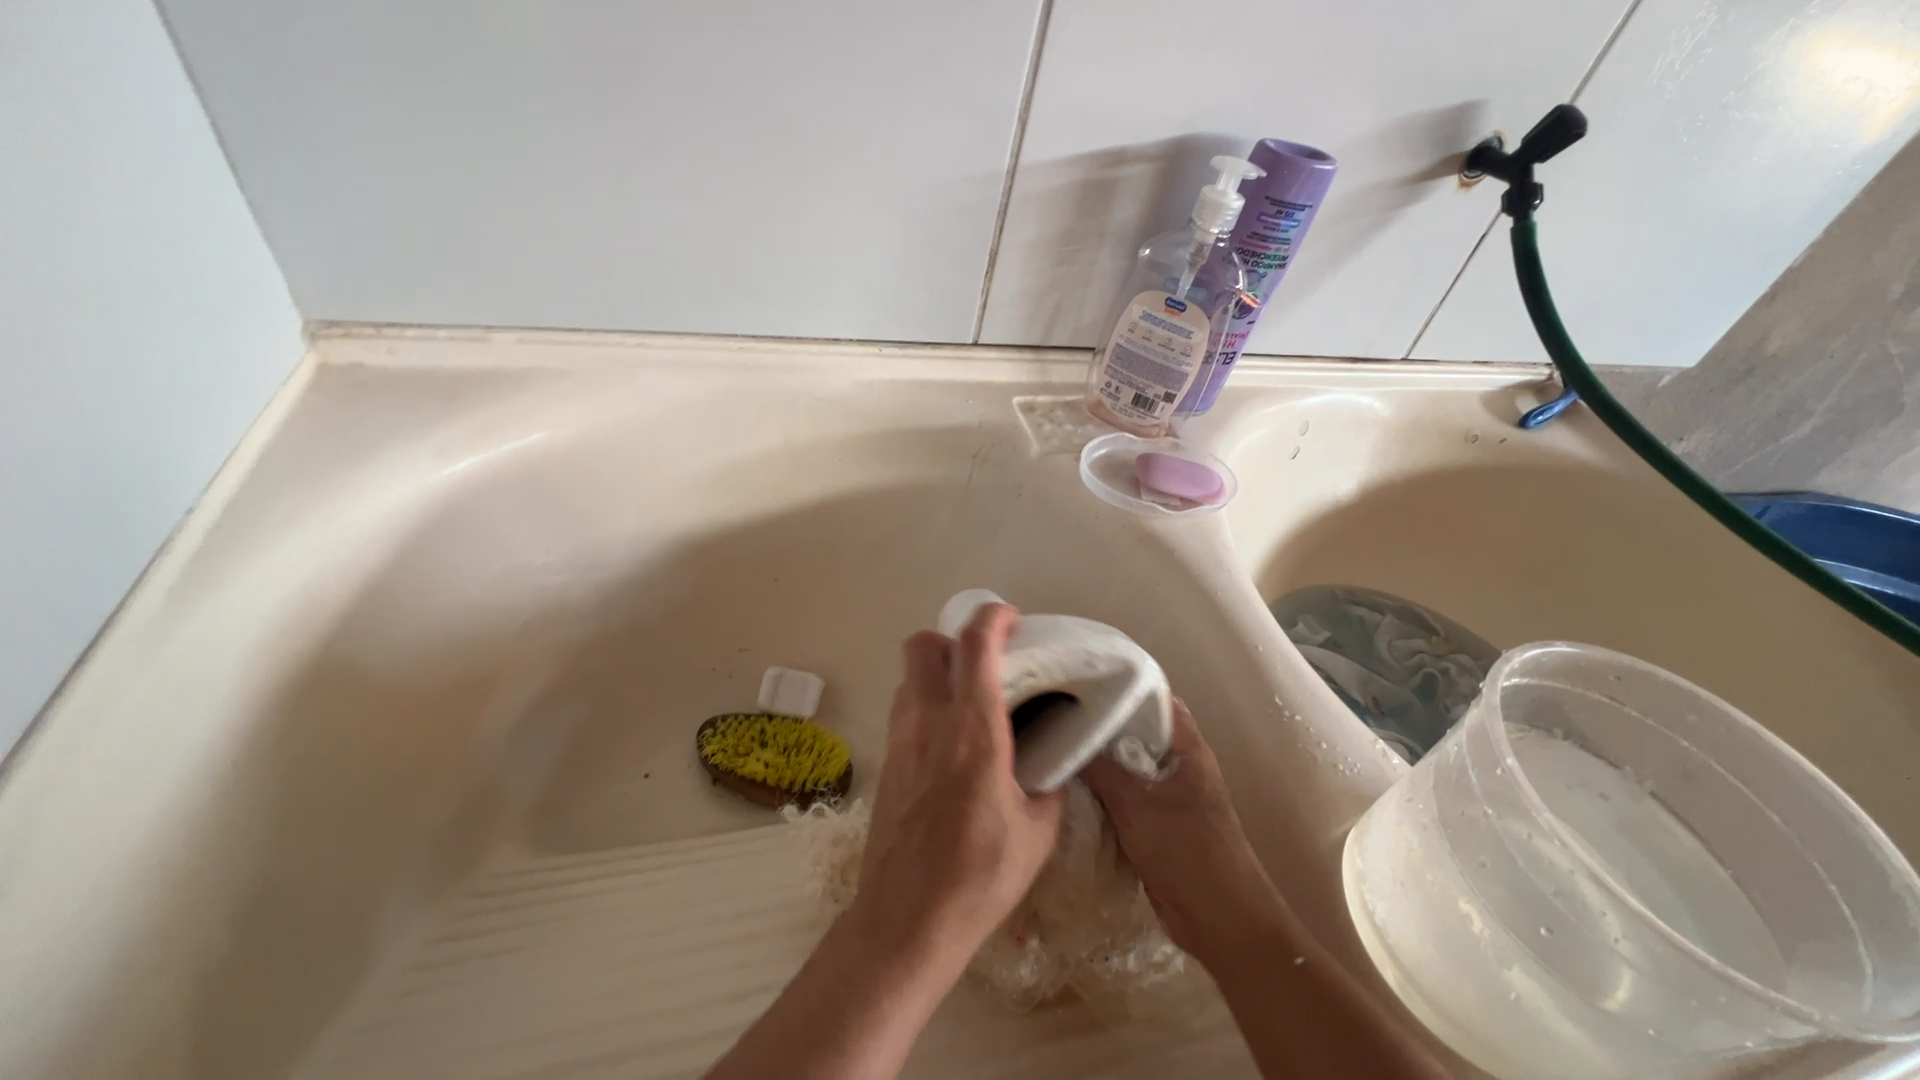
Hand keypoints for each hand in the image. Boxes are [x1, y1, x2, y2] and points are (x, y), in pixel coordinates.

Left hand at [850, 603, 1066, 973]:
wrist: (907, 917)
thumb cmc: (980, 875)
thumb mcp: (1038, 831)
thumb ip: (1047, 786)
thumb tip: (1051, 767)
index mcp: (973, 730)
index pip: (975, 646)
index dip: (992, 618)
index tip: (1010, 618)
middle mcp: (928, 722)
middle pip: (923, 645)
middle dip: (953, 641)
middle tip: (986, 666)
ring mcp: (900, 741)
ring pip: (910, 678)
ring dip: (938, 675)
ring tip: (972, 706)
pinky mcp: (887, 764)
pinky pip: (905, 712)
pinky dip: (927, 708)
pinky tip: (951, 746)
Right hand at [1079, 700, 1287, 966]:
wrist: (1220, 921)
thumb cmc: (1187, 853)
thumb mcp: (1137, 805)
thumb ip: (1101, 769)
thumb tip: (1064, 737)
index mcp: (1188, 750)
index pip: (1155, 700)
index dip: (1122, 686)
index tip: (1080, 679)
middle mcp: (1180, 767)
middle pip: (1137, 733)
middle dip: (1101, 725)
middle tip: (1055, 712)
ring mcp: (1169, 798)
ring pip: (1127, 768)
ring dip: (1098, 762)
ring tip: (1054, 744)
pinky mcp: (1157, 826)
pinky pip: (1124, 798)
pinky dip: (1101, 793)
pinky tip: (1068, 789)